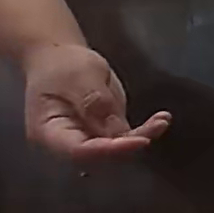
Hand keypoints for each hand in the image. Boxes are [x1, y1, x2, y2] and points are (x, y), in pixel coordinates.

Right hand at [21, 43, 171, 158]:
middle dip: (130, 145)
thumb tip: (113, 130)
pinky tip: (162, 119)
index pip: (79, 151)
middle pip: (101, 154)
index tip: (140, 141)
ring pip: (118, 147)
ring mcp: (90, 136)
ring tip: (162, 120)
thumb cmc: (61, 66)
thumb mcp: (78, 77)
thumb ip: (93, 102)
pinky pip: (127, 136)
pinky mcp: (107, 128)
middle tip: (157, 127)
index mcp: (50, 132)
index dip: (110, 150)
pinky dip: (146, 129)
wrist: (60, 57)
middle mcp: (69, 141)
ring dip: (143, 136)